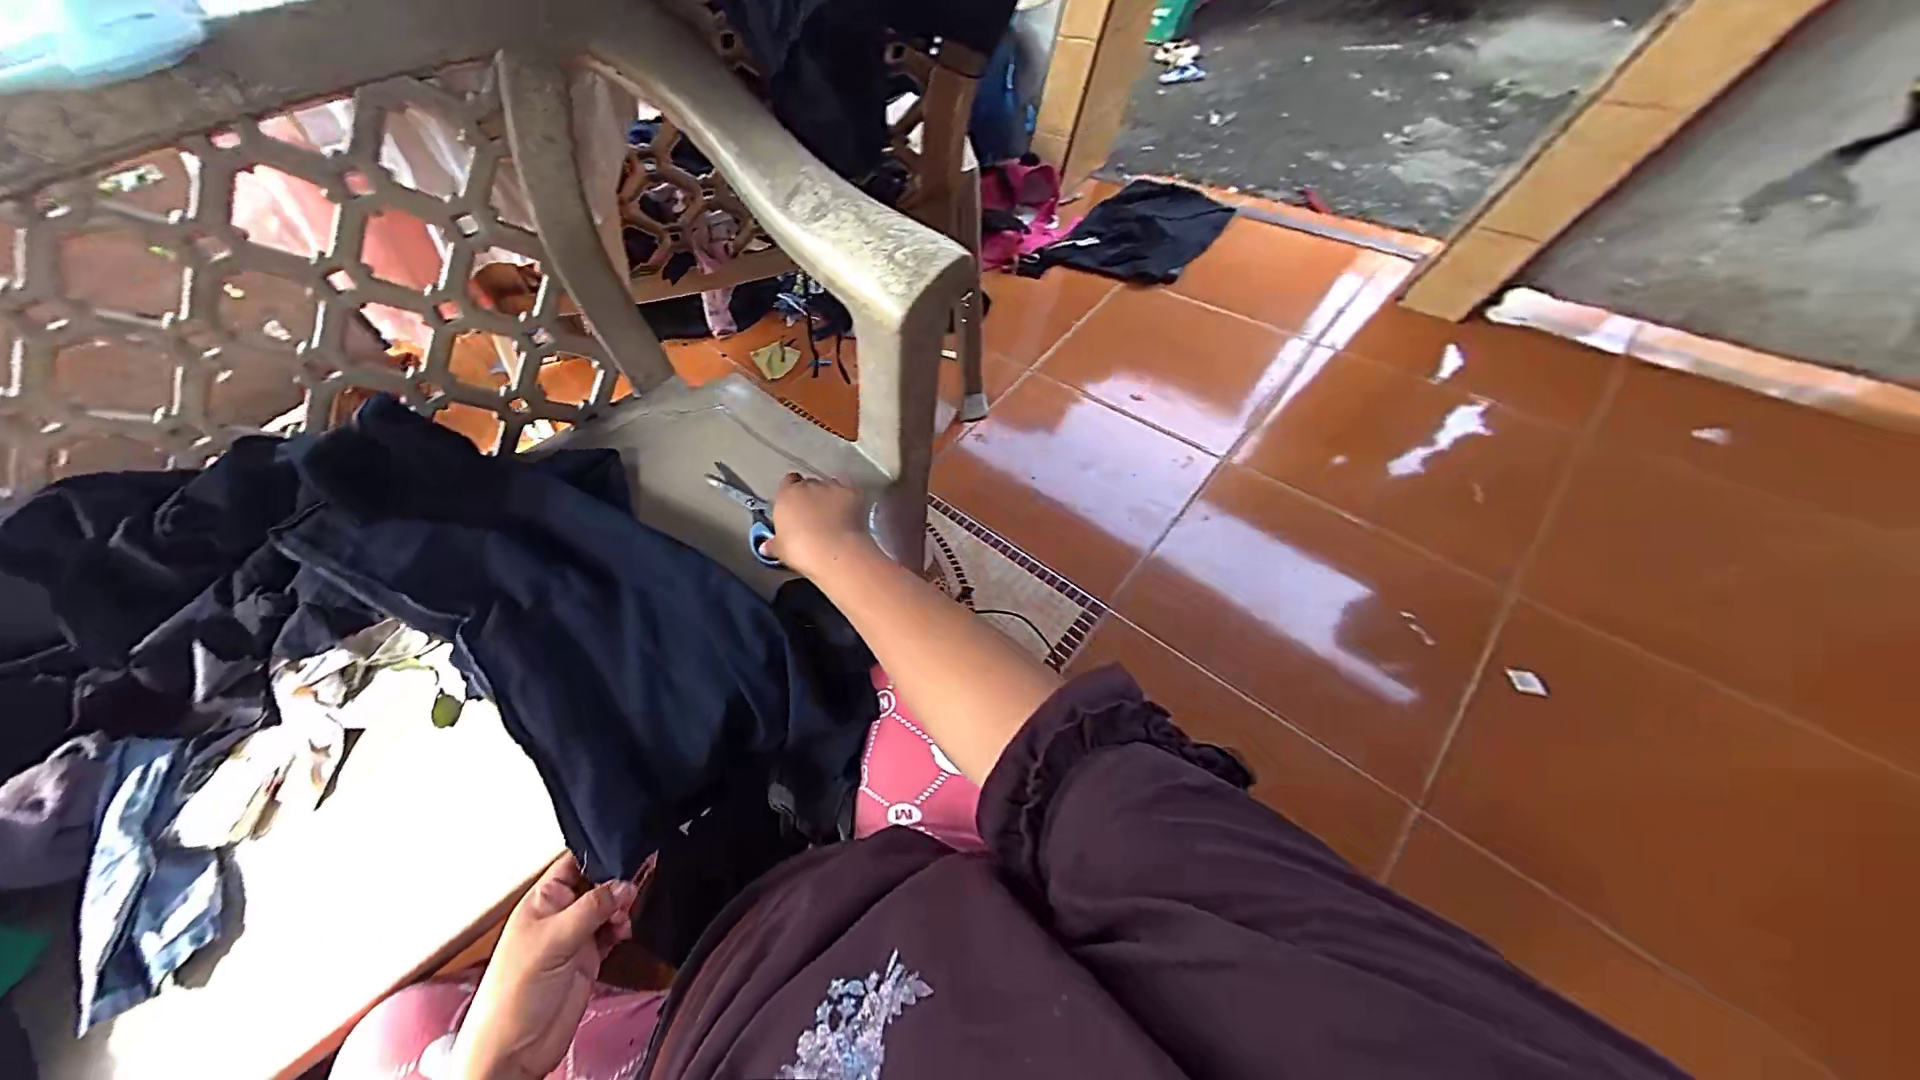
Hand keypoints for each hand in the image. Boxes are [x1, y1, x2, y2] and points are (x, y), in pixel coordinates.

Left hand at [450, 854, 637, 1079]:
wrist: (514, 1053)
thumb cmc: (514, 995)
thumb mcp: (553, 941)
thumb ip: (593, 907)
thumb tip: (627, 884)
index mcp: (542, 901)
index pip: (574, 862)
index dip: (598, 853)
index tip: (628, 849)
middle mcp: (560, 914)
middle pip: (598, 882)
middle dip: (618, 881)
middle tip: (632, 888)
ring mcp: (575, 935)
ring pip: (610, 905)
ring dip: (623, 906)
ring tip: (624, 917)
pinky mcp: (589, 956)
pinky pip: (614, 929)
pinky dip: (624, 926)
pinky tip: (624, 931)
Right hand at [768, 473, 876, 578]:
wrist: (834, 552)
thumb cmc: (802, 550)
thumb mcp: (781, 549)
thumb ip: (773, 543)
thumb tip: (765, 547)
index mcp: (787, 495)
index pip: (788, 483)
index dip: (792, 493)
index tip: (794, 505)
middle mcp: (810, 486)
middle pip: (810, 484)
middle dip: (812, 496)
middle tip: (814, 515)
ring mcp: (833, 488)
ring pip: (831, 487)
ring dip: (831, 498)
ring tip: (834, 517)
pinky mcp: (854, 493)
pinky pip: (851, 494)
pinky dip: (851, 503)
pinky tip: (850, 518)